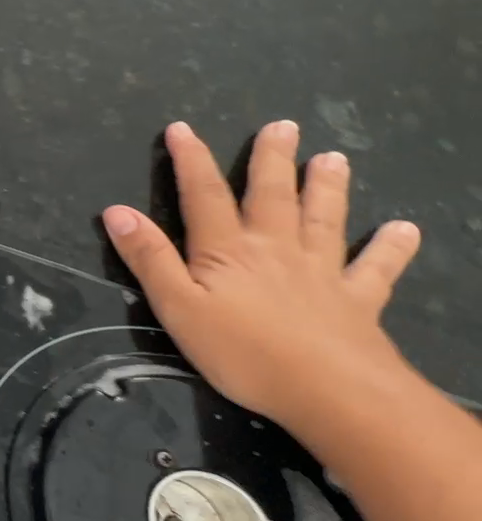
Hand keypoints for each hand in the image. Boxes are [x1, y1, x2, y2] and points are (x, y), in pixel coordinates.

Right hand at [102, 120, 421, 433]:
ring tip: (333, 158)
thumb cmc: (242, 351)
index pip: (202, 195)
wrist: (334, 394)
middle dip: (271, 160)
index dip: (191, 160)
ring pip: (323, 220)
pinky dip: (390, 247)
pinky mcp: (358, 301)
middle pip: (271, 196)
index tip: (182, 128)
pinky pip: (376, 268)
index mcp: (226, 251)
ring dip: (326, 188)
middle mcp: (275, 250)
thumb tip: (117, 211)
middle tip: (282, 126)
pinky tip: (403, 230)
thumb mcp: (176, 307)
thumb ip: (148, 258)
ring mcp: (321, 273)